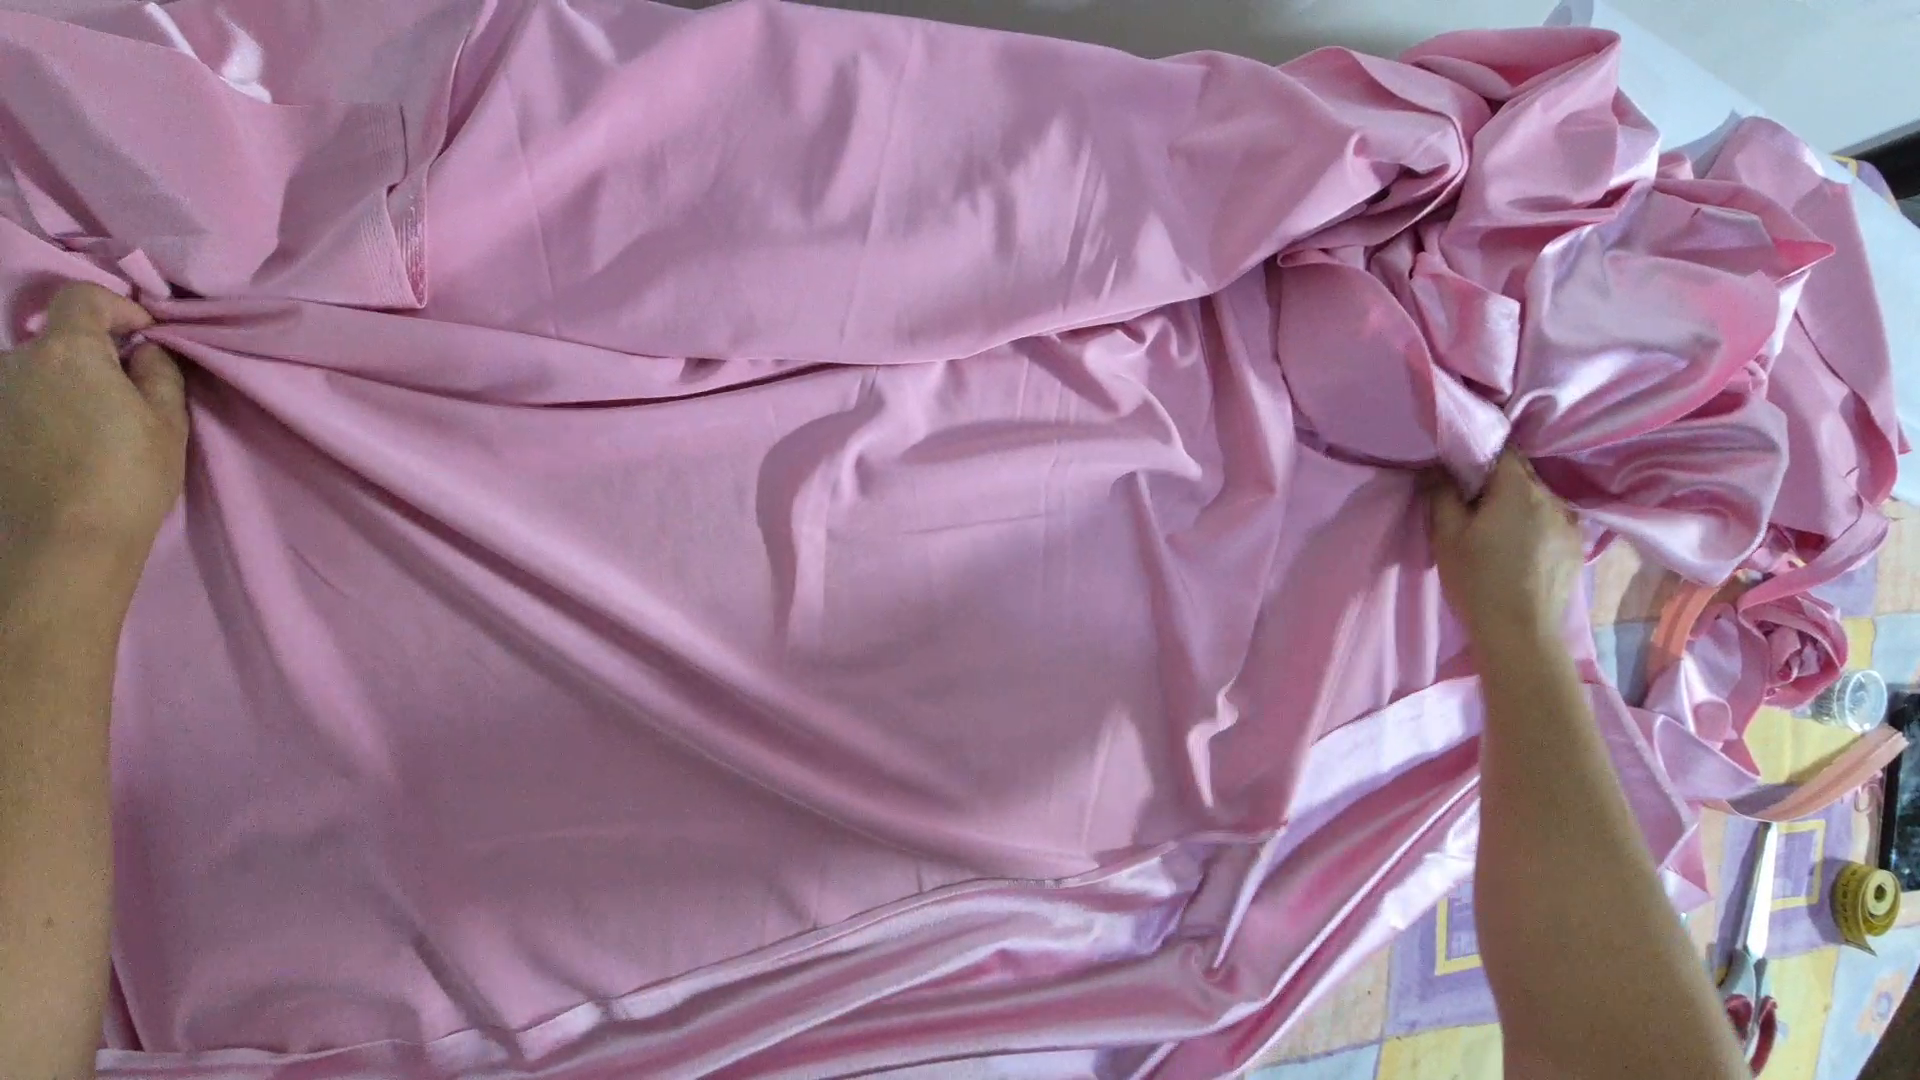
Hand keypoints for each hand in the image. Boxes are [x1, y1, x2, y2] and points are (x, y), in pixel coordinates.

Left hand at [0, 283, 186, 604]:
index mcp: (67, 353)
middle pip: (57, 339)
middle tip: (133, 393)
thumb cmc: (131, 474)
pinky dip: (46, 409)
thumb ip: (159, 375)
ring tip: (99, 426)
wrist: (65, 536)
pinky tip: (69, 445)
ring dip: (68, 385)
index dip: (121, 308)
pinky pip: (18, 400)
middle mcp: (13, 360)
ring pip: (35, 372)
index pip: (83, 298)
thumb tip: (145, 351)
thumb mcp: (168, 424)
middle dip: (95, 355)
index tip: (148, 335)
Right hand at [1428, 451, 1582, 650]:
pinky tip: (1515, 547)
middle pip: (1521, 474)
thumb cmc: (1476, 579)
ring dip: (1514, 504)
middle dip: (1494, 481)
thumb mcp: (1445, 535)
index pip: (1502, 451)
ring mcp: (1570, 523)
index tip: (1456, 470)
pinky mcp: (1576, 546)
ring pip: (1536, 498)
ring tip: (1491, 528)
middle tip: (1467, 501)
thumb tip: (1438, 469)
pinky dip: (1531, 523)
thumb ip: (1442, 494)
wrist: (1520, 632)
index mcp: (1519, 490)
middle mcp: (1552, 499)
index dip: (1477, 455)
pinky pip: (1549, 520)